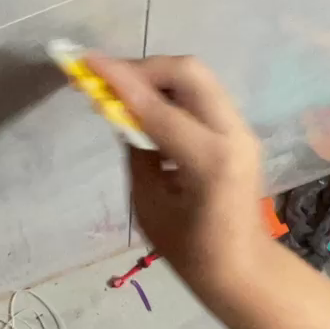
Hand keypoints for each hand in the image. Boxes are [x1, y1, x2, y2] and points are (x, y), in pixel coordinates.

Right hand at [89, 54, 266, 282]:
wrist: (244, 268)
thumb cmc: (191, 251)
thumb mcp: (148, 204)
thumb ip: (136, 151)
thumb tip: (119, 111)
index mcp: (209, 160)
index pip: (156, 107)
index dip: (118, 79)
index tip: (85, 60)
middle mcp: (232, 134)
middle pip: (187, 72)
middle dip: (142, 68)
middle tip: (106, 80)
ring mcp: (241, 129)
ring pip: (195, 77)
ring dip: (155, 77)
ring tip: (122, 92)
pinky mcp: (238, 129)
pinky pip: (200, 94)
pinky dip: (169, 91)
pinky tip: (146, 107)